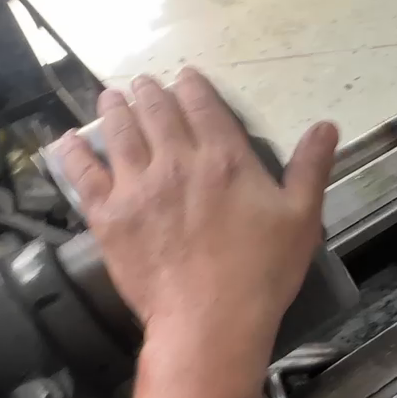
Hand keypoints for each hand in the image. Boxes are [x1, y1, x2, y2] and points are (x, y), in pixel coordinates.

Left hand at [50, 69, 336, 397]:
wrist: (211, 319)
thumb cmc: (263, 271)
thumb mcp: (302, 219)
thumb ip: (310, 168)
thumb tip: (327, 126)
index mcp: (224, 158)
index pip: (202, 105)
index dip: (192, 85)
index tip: (186, 77)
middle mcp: (176, 161)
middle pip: (156, 111)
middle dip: (150, 92)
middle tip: (144, 85)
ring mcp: (136, 186)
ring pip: (118, 132)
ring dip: (115, 109)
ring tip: (111, 97)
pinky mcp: (108, 215)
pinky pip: (83, 173)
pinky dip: (74, 152)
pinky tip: (69, 140)